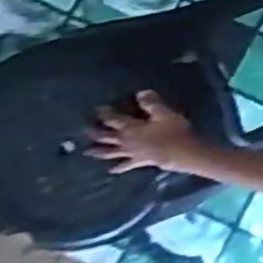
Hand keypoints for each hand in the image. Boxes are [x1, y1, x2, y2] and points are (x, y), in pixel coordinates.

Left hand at [88, 91, 205, 173]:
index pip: (114, 120)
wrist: (177, 151)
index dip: (105, 114)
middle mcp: (124, 140)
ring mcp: (129, 152)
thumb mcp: (166, 114)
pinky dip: (117, 167)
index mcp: (130, 128)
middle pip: (105, 137)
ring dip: (98, 151)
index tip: (98, 109)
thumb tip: (140, 92)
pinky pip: (124, 165)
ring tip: (87, 151)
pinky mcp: (137, 161)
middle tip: (85, 130)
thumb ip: (152, 104)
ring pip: (109, 152)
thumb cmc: (173, 130)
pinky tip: (111, 169)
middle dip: (95, 133)